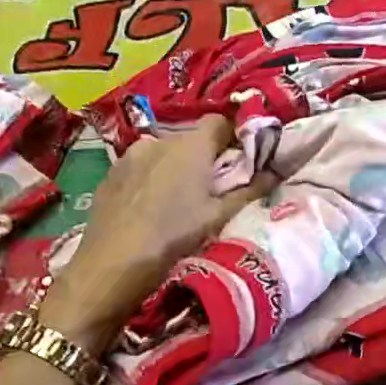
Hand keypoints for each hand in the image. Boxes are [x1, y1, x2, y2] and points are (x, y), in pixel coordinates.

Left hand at [39, 117, 272, 352]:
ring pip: (161, 155)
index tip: (238, 162)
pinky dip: (147, 181)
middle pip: (189, 140)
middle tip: (208, 191)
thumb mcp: (217, 217)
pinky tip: (146, 210)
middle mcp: (159, 139)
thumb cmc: (173, 236)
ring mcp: (129, 155)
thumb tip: (275, 171)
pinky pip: (138, 170)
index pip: (220, 122)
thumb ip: (248, 190)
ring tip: (174, 204)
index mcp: (190, 144)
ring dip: (172, 170)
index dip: (232, 138)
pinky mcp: (110, 174)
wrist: (113, 262)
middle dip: (202, 159)